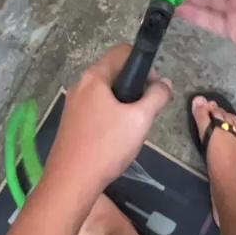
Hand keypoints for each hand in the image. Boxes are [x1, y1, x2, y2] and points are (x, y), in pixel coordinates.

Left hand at [44, 43, 172, 194]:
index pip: (121, 51)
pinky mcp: (70, 123)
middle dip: (134, 85)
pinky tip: (117, 137)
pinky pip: (95, 108)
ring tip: (134, 125)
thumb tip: (165, 82)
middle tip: (147, 108)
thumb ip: (156, 96)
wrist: (71, 183)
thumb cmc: (106, 146)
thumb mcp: (140, 120)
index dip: (143, 62)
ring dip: (122, 102)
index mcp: (94, 77)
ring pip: (104, 93)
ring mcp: (72, 105)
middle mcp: (80, 85)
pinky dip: (110, 114)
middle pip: (113, 72)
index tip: (154, 85)